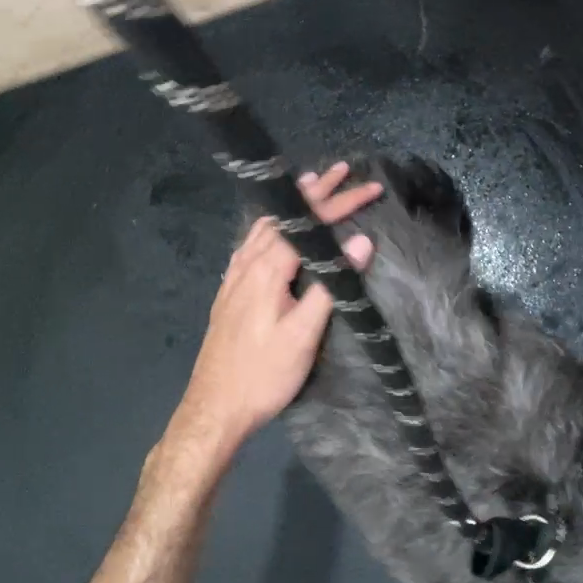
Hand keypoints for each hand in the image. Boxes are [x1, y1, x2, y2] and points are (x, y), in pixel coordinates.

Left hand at [167, 163, 380, 462]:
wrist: (213, 412)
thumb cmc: (262, 375)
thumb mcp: (303, 335)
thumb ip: (331, 286)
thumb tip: (361, 242)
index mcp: (266, 271)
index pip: (309, 224)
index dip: (340, 203)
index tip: (370, 189)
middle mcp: (247, 266)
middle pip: (284, 217)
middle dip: (316, 191)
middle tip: (343, 170)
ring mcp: (234, 279)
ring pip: (265, 226)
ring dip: (292, 204)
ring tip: (312, 186)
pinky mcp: (229, 293)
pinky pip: (252, 243)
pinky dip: (272, 224)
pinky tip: (273, 232)